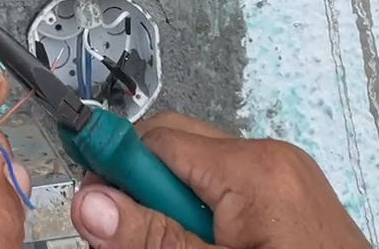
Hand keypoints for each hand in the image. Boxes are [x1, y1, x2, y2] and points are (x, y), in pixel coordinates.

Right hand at [71, 112, 368, 248]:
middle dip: (140, 191)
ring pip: (194, 171)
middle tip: (124, 239)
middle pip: (171, 148)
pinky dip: (202, 218)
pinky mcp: (292, 199)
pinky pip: (225, 189)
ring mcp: (286, 178)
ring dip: (170, 211)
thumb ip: (153, 239)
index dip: (116, 169)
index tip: (87, 194)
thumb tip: (90, 203)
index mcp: (255, 169)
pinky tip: (200, 248)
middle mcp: (272, 159)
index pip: (155, 140)